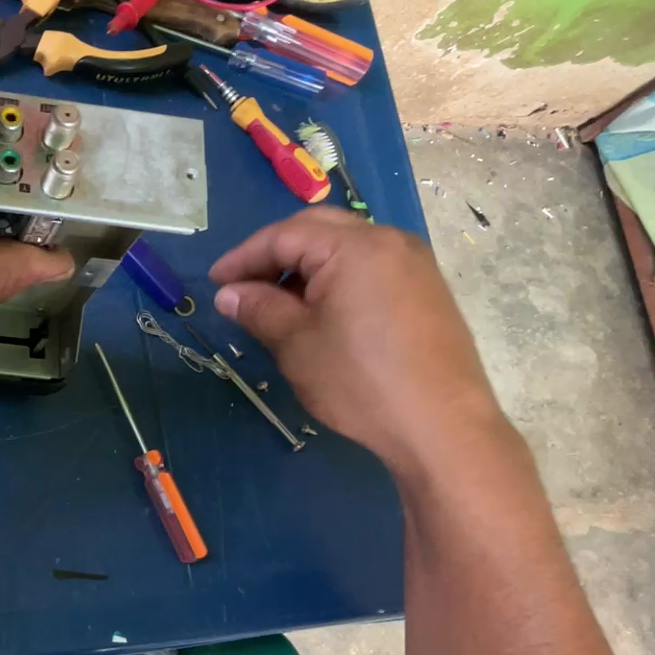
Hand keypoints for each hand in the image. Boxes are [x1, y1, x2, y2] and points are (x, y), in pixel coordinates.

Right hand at [210, 208, 505, 475]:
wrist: (439, 424)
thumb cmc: (358, 381)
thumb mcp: (296, 344)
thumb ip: (259, 309)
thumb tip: (229, 294)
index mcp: (354, 247)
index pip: (285, 235)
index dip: (243, 257)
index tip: (214, 282)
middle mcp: (389, 241)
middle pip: (317, 230)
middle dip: (273, 253)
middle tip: (242, 285)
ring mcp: (413, 263)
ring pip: (344, 247)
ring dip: (303, 266)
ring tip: (274, 302)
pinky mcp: (424, 289)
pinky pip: (367, 267)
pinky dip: (333, 278)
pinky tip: (317, 312)